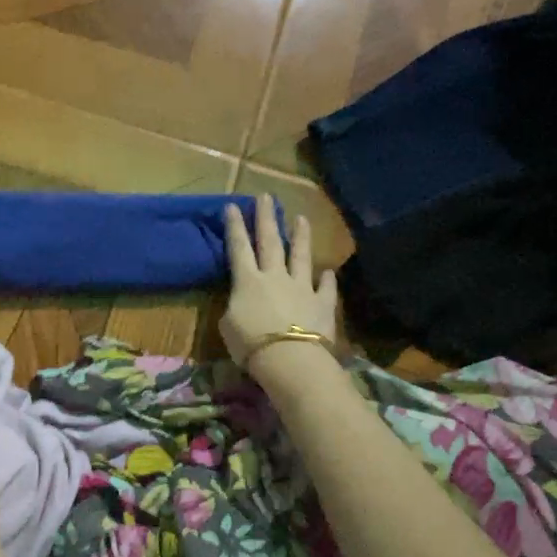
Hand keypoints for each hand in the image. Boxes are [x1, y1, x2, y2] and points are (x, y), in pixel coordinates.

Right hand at [221, 194, 338, 371]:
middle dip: (267, 218)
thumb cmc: (251, 344)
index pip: (239, 247)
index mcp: (247, 281)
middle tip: (266, 197)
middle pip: (271, 242)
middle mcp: (275, 277)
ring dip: (301, 237)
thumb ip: (235, 308)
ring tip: (301, 218)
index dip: (235, 226)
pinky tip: (328, 271)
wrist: (290, 359)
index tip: (233, 206)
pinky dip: (327, 279)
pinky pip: (325, 288)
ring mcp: (302, 288)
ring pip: (301, 257)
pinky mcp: (322, 304)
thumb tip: (242, 304)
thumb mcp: (228, 326)